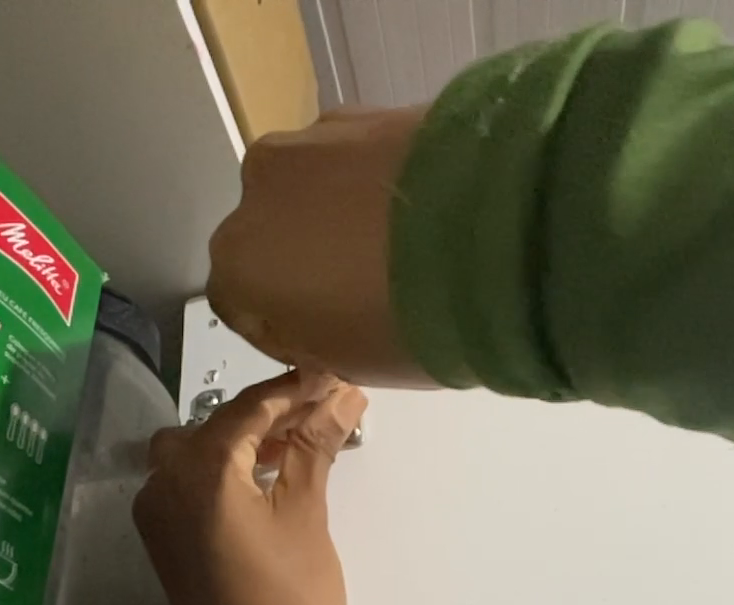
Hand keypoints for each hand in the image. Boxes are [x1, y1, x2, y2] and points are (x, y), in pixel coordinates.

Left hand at [134, 373, 369, 604]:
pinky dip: (224, 474)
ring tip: (299, 445)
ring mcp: (157, 519)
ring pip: (196, 455)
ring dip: (242, 442)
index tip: (333, 377)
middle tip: (321, 412)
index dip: (294, 388)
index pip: (248, 409)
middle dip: (266, 414)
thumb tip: (342, 396)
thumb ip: (314, 448)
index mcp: (197, 473)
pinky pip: (189, 488)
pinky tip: (267, 480)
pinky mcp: (166, 547)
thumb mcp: (307, 517)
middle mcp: (162, 487)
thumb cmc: (294, 603)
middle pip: (214, 427)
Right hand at [208, 106, 437, 387]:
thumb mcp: (348, 365)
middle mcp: (257, 191)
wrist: (494, 235)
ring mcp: (312, 139)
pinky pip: (355, 162)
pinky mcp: (366, 110)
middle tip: (363, 293)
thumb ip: (311, 344)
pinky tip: (420, 216)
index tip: (322, 340)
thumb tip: (313, 328)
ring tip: (400, 252)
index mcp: (238, 265)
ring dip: (339, 221)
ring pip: (312, 193)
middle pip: (273, 239)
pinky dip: (374, 188)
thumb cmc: (407, 320)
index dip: (283, 329)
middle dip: (307, 265)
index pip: (242, 308)